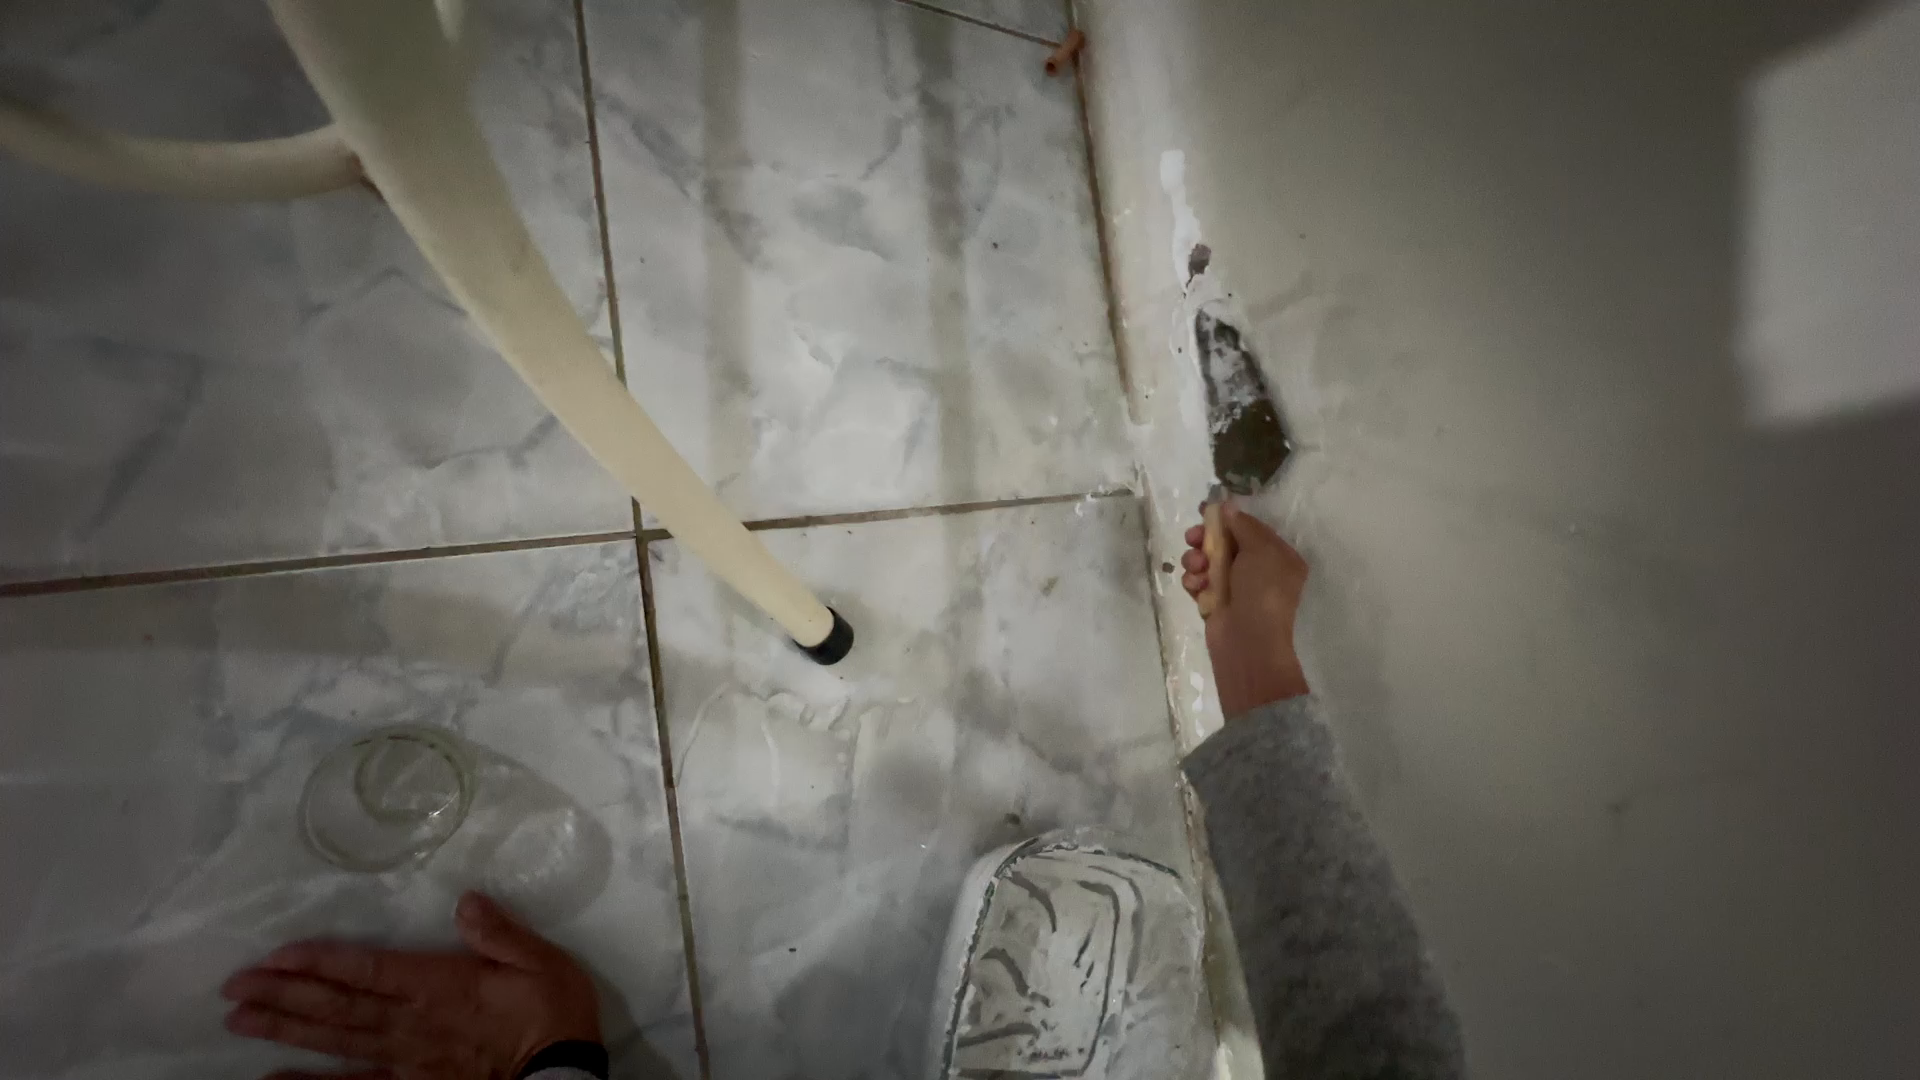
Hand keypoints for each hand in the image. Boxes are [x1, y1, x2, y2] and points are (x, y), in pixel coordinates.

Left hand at [222, 892, 600, 1079]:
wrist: (556, 1069)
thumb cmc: (549, 1005)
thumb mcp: (538, 958)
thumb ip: (499, 932)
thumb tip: (465, 901)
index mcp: (444, 985)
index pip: (373, 971)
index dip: (326, 962)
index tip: (281, 954)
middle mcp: (413, 1021)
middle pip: (342, 1007)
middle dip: (288, 993)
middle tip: (237, 984)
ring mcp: (404, 1057)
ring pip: (336, 1041)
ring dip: (287, 1029)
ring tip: (240, 1018)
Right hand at [1181, 499, 1310, 716]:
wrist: (1248, 641)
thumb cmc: (1262, 591)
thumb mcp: (1261, 550)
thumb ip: (1243, 525)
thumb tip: (1228, 506)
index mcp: (1278, 557)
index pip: (1249, 529)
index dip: (1227, 518)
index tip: (1204, 510)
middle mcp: (1258, 571)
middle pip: (1224, 543)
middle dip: (1205, 539)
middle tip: (1193, 538)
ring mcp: (1235, 588)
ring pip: (1206, 561)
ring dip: (1196, 560)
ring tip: (1196, 568)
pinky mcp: (1214, 602)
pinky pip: (1198, 582)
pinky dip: (1193, 581)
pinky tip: (1195, 586)